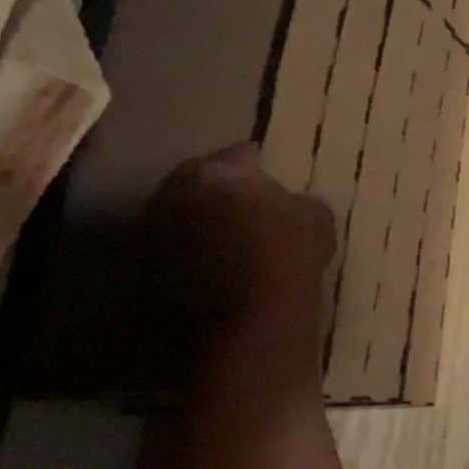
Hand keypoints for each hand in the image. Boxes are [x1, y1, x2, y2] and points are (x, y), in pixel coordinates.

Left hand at [149, 144, 335, 321]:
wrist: (252, 314)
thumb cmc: (289, 251)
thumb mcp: (317, 216)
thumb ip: (301, 200)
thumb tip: (295, 202)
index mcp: (215, 170)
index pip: (241, 154)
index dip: (263, 163)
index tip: (277, 173)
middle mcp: (175, 192)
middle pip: (202, 179)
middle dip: (225, 188)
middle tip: (254, 202)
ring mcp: (157, 230)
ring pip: (186, 212)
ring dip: (207, 218)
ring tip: (237, 234)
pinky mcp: (151, 266)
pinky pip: (180, 244)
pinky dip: (198, 247)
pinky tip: (226, 261)